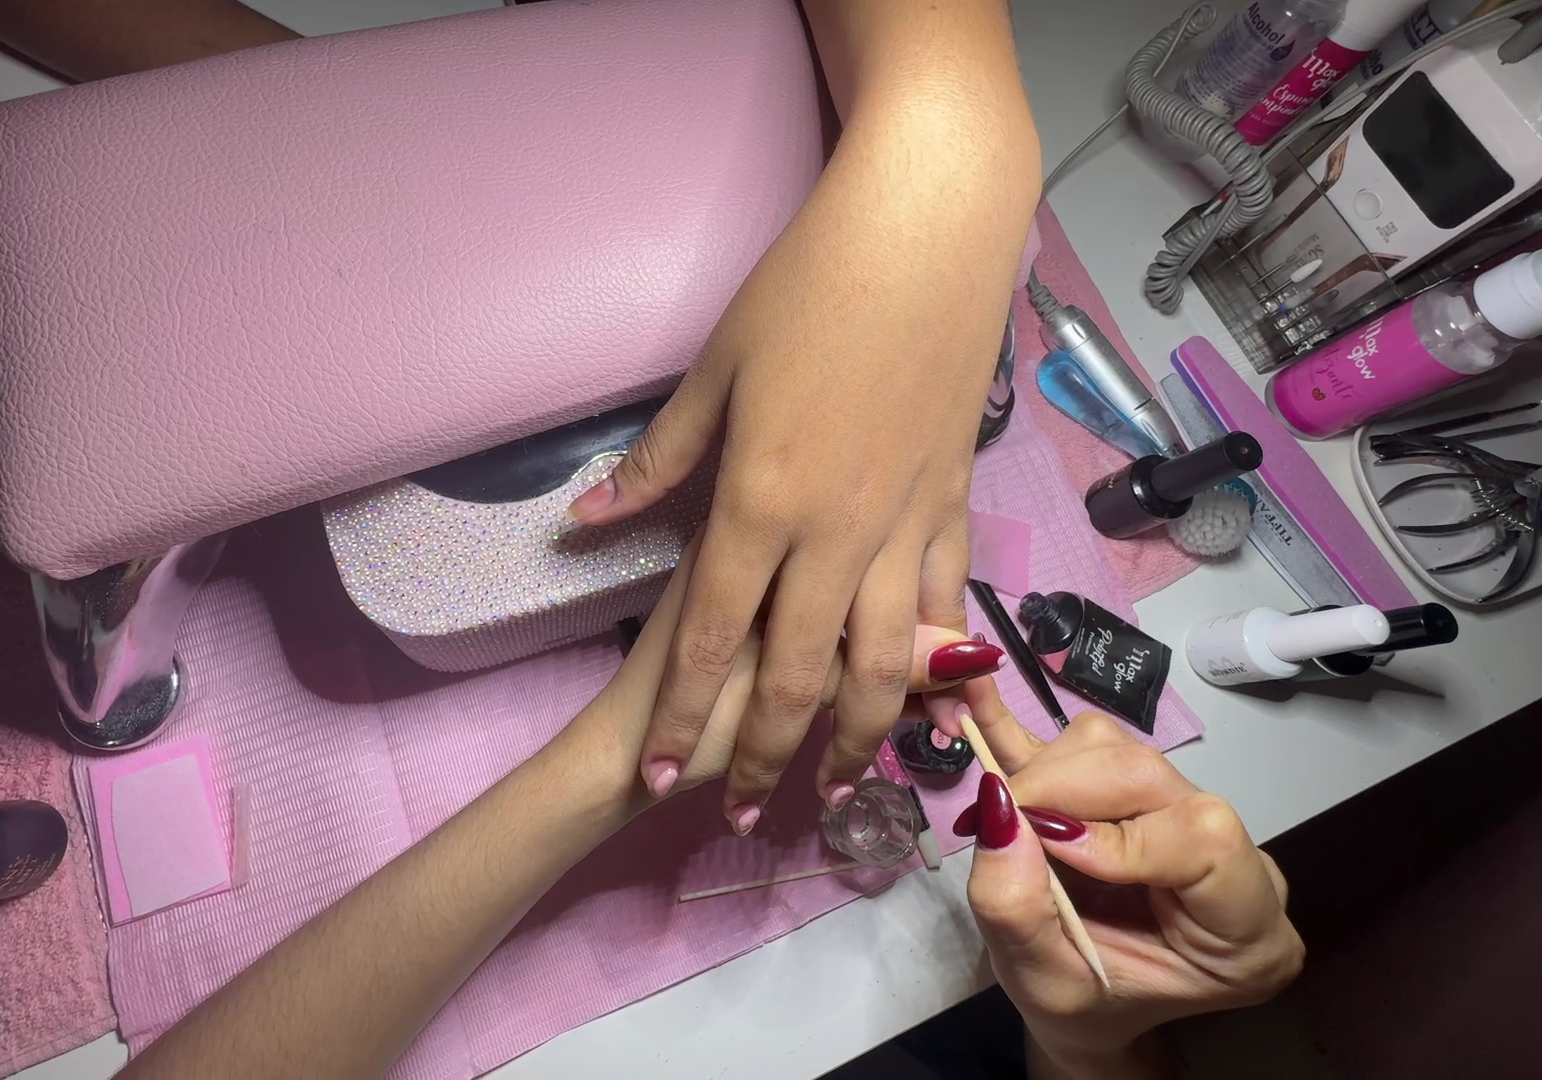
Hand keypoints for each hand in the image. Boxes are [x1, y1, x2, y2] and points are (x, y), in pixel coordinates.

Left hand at [569, 86, 1037, 832]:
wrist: (927, 233)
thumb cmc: (806, 292)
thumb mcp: (715, 371)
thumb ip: (655, 461)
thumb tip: (586, 520)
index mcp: (762, 501)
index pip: (708, 636)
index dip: (682, 715)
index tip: (659, 774)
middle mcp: (836, 534)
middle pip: (799, 675)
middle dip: (765, 754)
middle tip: (738, 811)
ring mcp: (907, 525)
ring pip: (886, 665)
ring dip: (858, 735)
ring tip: (835, 786)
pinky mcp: (955, 505)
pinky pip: (948, 604)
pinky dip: (935, 663)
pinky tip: (924, 702)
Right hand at [954, 685, 1304, 1078]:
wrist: (1086, 1002)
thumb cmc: (1079, 1008)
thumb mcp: (1040, 980)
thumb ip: (1016, 905)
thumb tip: (997, 807)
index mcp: (1244, 931)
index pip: (1203, 837)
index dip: (1115, 831)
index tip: (1041, 842)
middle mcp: (1231, 860)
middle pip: (1149, 774)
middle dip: (1059, 786)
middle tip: (1000, 818)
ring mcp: (1182, 813)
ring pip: (1115, 748)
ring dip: (1045, 770)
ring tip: (1010, 813)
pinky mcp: (1134, 788)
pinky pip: (1085, 741)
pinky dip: (1024, 728)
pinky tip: (975, 699)